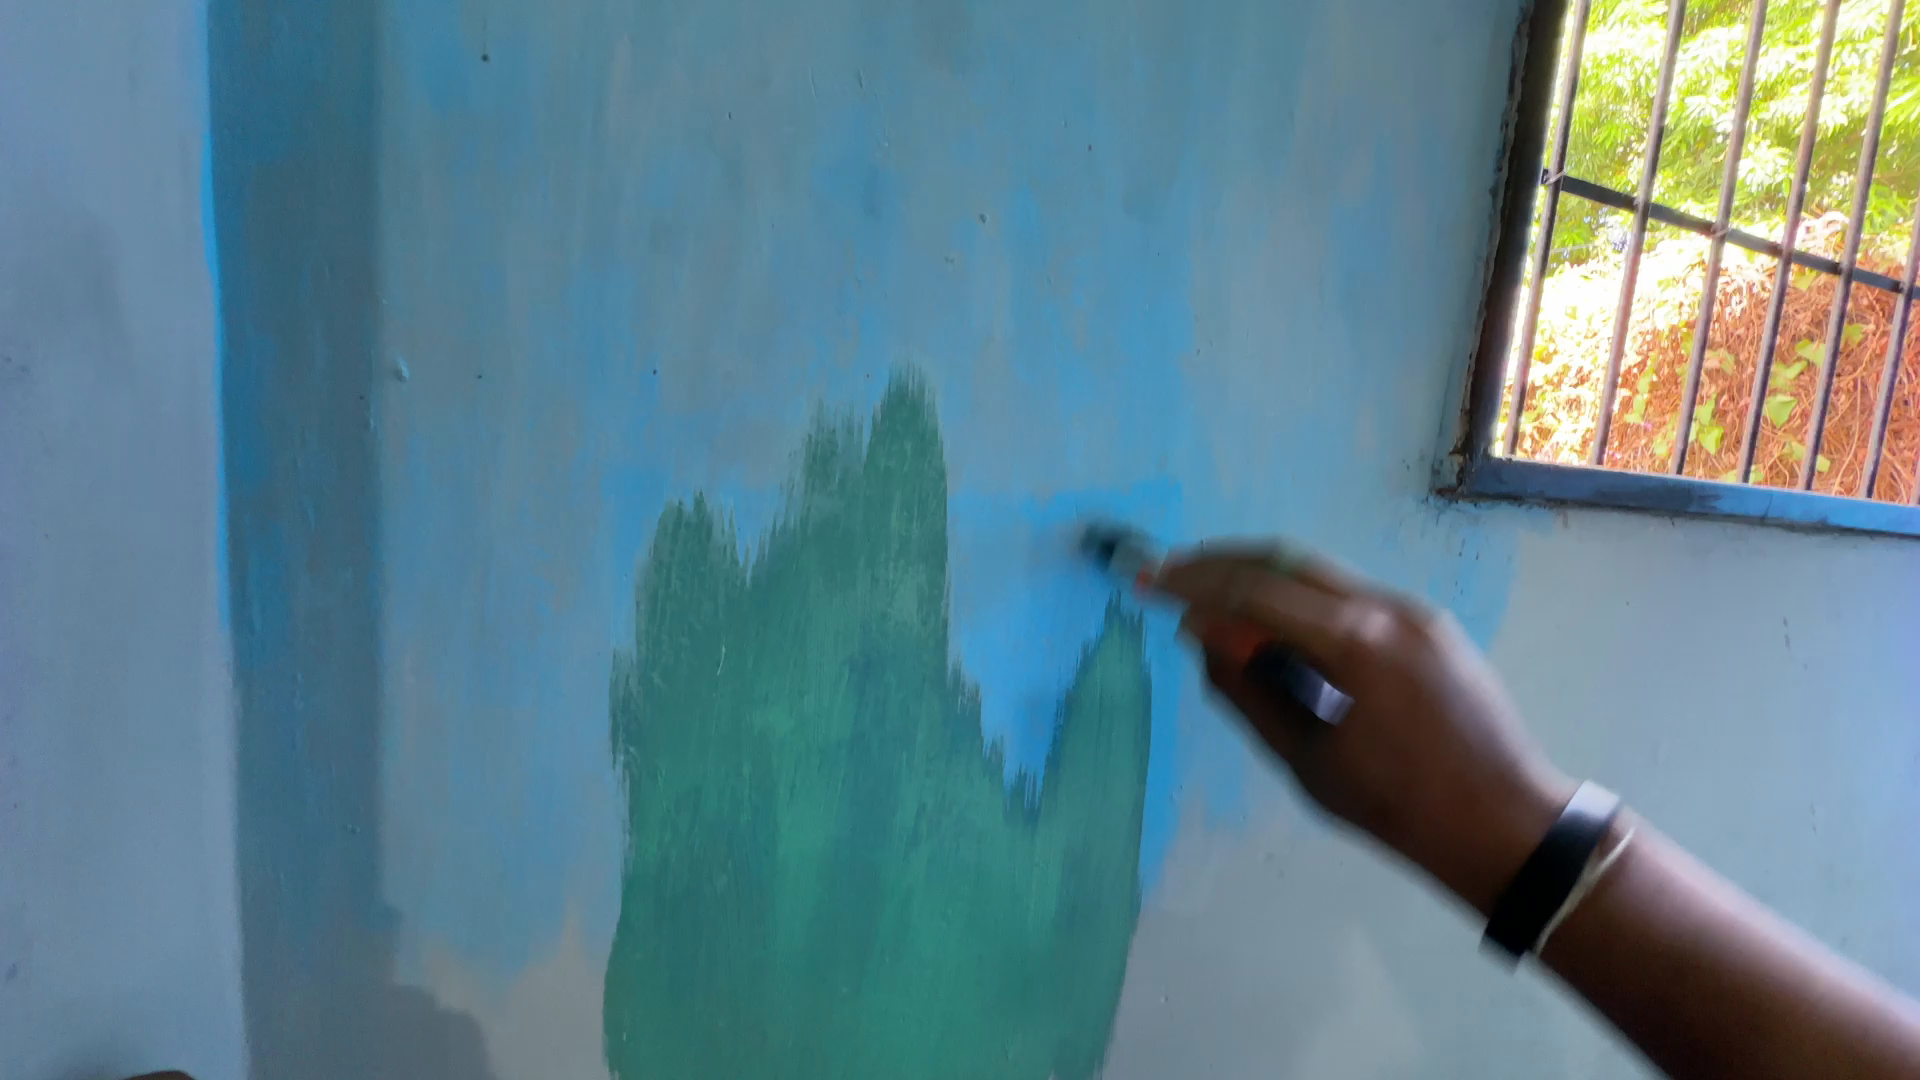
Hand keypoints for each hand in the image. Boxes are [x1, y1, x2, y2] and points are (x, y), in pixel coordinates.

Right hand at [1153, 543, 1573, 914]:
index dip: (1192, 584)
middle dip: (1218, 562)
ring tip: (1208, 589)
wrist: (1508, 824)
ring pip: (1314, 570)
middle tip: (1170, 573)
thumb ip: (1242, 687)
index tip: (1149, 582)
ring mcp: (1410, 608)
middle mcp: (1384, 607)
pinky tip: (1268, 618)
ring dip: (1254, 574)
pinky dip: (1293, 596)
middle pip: (1281, 559)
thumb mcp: (1300, 756)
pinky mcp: (1424, 619)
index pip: (1252, 592)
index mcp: (1353, 643)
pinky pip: (1343, 592)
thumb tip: (1200, 632)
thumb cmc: (1394, 806)